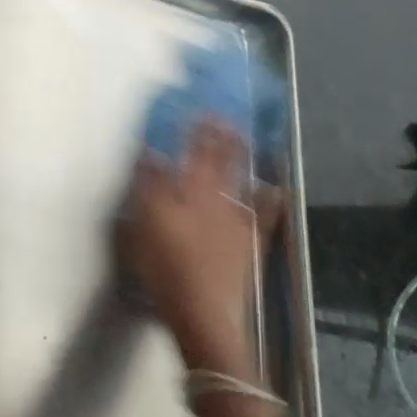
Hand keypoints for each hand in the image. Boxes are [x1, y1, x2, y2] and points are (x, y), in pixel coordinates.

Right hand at [118, 120, 274, 377]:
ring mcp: (237, 222)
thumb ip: (150, 182)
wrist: (201, 310)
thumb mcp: (142, 219)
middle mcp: (217, 199)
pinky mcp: (249, 246)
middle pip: (221, 162)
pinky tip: (274, 190)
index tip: (201, 106)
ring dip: (243, 159)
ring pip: (241, 181)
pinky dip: (269, 199)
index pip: (194, 150)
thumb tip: (153, 150)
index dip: (197, 128)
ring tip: (245, 141)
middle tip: (226, 116)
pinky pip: (263, 214)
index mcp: (189, 189)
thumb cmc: (163, 262)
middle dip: (223, 138)